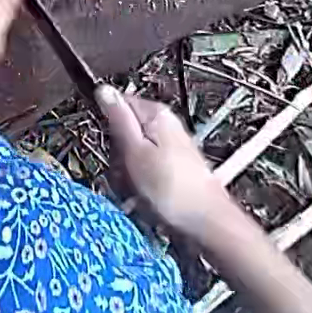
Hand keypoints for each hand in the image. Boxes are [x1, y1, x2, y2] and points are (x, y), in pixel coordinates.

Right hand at [98, 87, 241, 239]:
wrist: (208, 223)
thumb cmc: (173, 189)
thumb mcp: (135, 151)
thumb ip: (119, 118)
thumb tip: (103, 89)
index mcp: (156, 113)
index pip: (118, 104)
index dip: (108, 127)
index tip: (112, 148)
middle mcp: (166, 123)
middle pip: (126, 129)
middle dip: (120, 153)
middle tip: (126, 172)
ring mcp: (172, 144)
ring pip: (135, 150)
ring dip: (130, 170)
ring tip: (138, 188)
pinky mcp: (176, 163)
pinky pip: (148, 164)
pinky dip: (144, 179)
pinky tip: (148, 195)